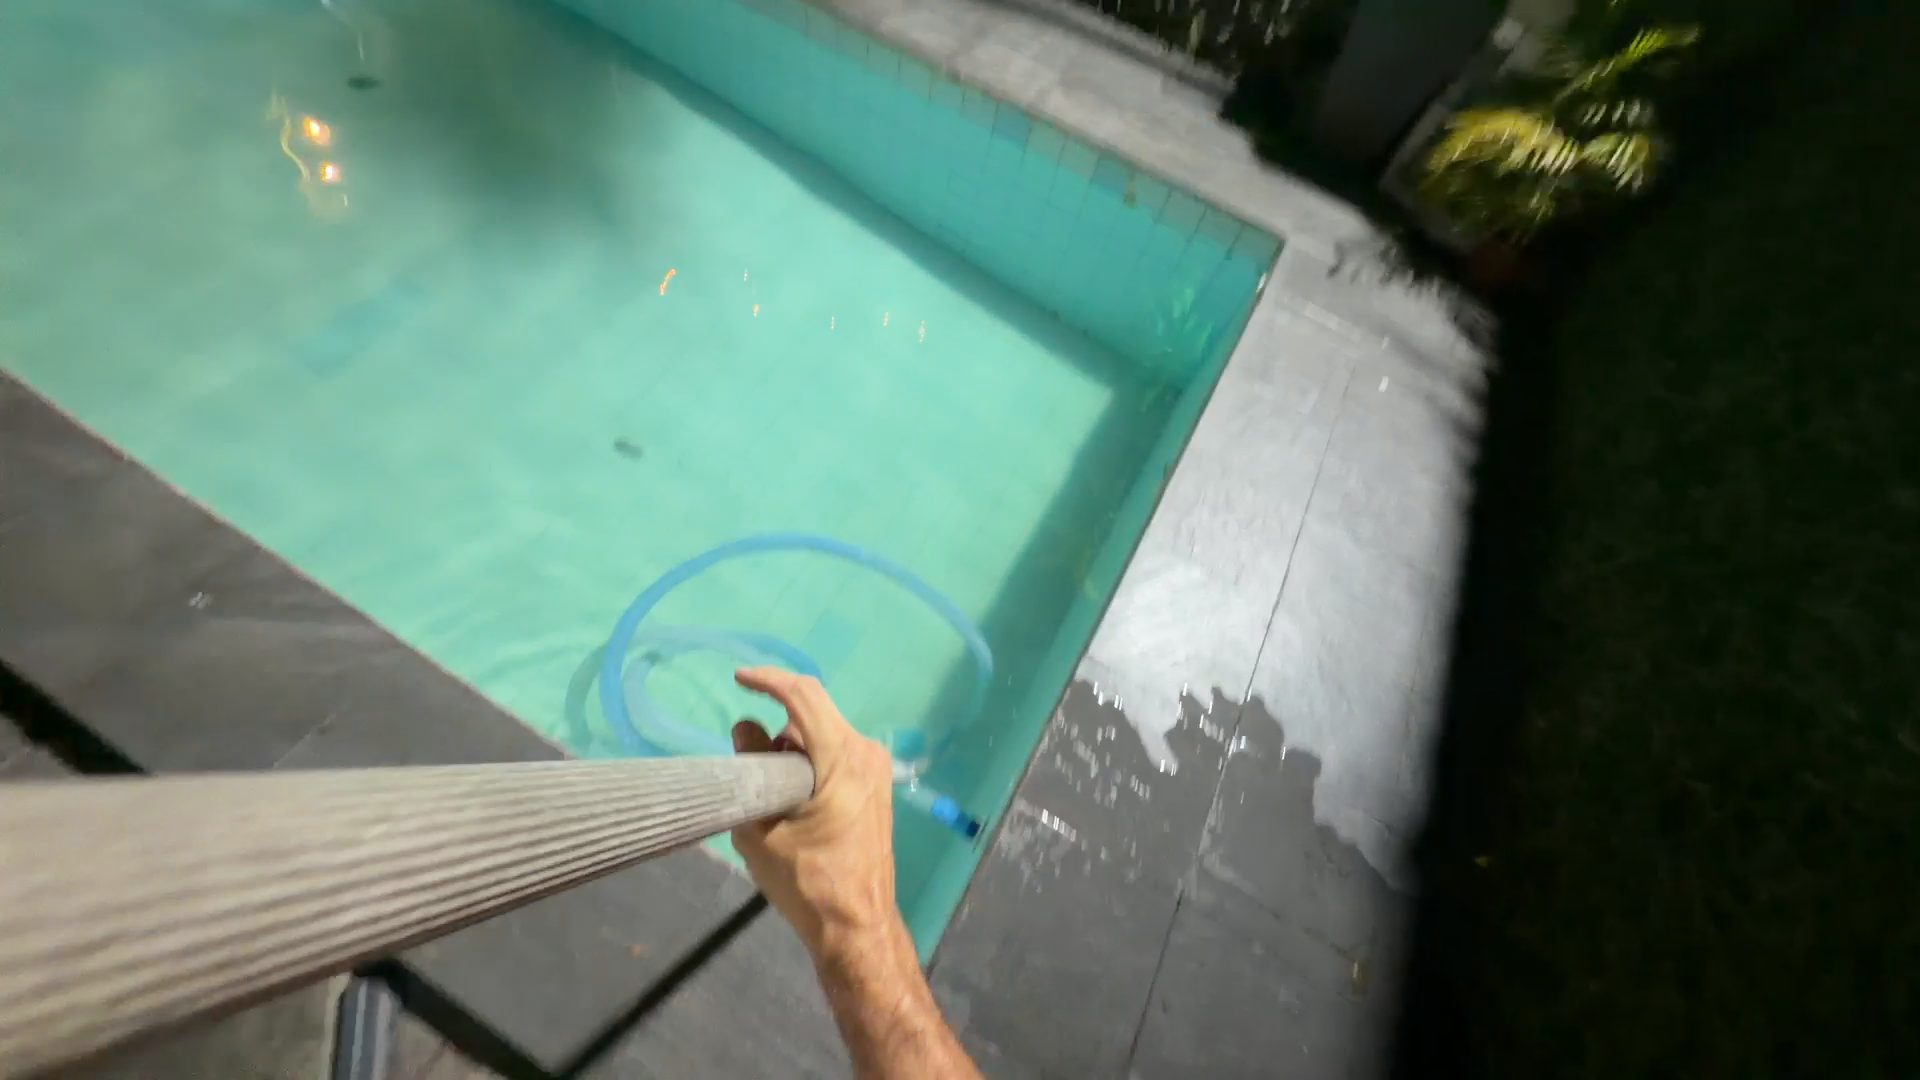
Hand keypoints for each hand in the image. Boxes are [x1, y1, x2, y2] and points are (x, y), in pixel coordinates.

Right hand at [731, 667, 898, 961]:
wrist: (857, 924)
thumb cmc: (807, 881)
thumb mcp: (761, 828)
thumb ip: (751, 770)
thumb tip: (747, 728)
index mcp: (843, 757)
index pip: (804, 695)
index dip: (769, 679)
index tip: (738, 678)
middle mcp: (866, 750)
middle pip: (813, 714)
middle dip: (775, 725)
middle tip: (747, 762)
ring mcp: (877, 766)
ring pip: (823, 733)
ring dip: (791, 745)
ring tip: (769, 792)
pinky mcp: (877, 781)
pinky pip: (836, 750)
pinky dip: (809, 758)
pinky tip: (792, 795)